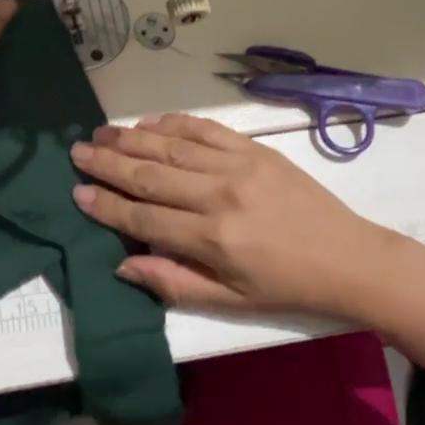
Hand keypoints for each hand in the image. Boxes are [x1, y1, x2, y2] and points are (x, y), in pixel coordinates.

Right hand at [69, 113, 405, 320]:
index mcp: (212, 240)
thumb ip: (173, 282)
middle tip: (76, 151)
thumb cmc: (285, 287)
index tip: (77, 192)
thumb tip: (121, 263)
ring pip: (171, 145)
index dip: (107, 206)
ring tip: (101, 131)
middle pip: (150, 174)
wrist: (349, 258)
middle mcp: (219, 196)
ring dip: (131, 137)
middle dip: (108, 163)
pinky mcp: (255, 149)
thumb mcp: (229, 302)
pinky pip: (205, 129)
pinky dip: (172, 122)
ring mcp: (238, 166)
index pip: (144, 218)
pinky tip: (147, 121)